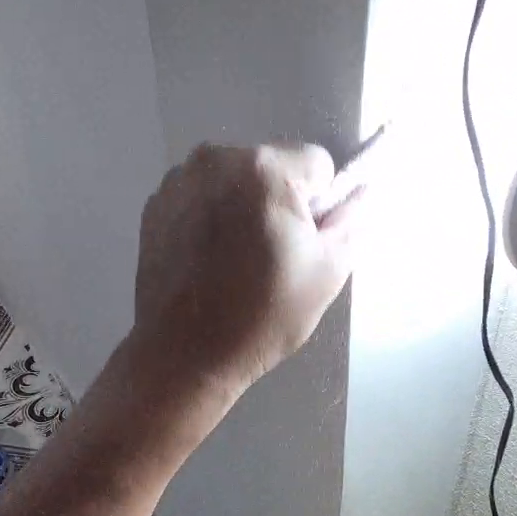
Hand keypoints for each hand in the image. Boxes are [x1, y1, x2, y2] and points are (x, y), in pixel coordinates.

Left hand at [129, 141, 361, 400]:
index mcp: (264, 169)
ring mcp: (179, 181)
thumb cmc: (262, 317)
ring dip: (244, 208)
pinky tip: (207, 262)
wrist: (183, 356)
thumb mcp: (327, 273)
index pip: (317, 163)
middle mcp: (216, 159)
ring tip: (236, 262)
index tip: (303, 244)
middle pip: (273, 168)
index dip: (320, 205)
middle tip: (271, 258)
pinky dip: (211, 218)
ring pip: (236, 181)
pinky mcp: (155, 205)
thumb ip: (351, 222)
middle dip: (280, 203)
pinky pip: (203, 198)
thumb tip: (361, 193)